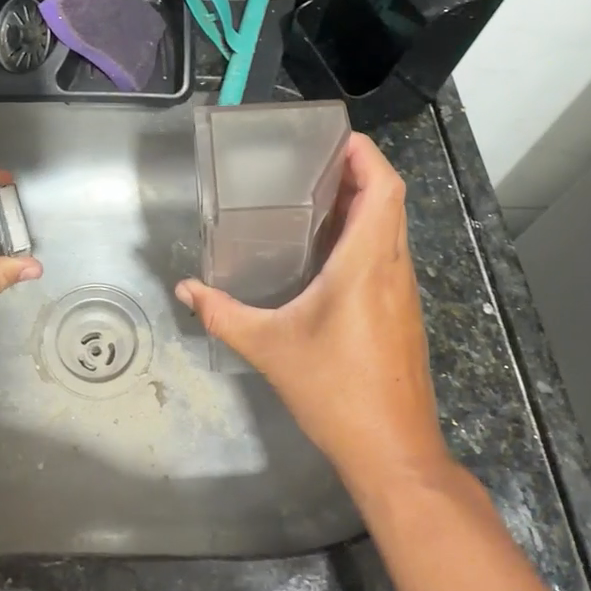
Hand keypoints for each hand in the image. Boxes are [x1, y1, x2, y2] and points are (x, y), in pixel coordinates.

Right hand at [176, 134, 449, 481]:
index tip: (334, 138)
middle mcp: (393, 268)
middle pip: (389, 200)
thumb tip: (186, 290)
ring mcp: (403, 292)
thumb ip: (223, 314)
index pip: (383, 187)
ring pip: (392, 227)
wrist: (394, 452)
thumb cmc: (335, 391)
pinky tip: (327, 252)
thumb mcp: (270, 348)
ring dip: (363, 203)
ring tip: (313, 196)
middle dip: (357, 171)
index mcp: (367, 263)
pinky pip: (389, 254)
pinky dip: (365, 234)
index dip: (366, 154)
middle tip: (310, 162)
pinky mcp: (402, 313)